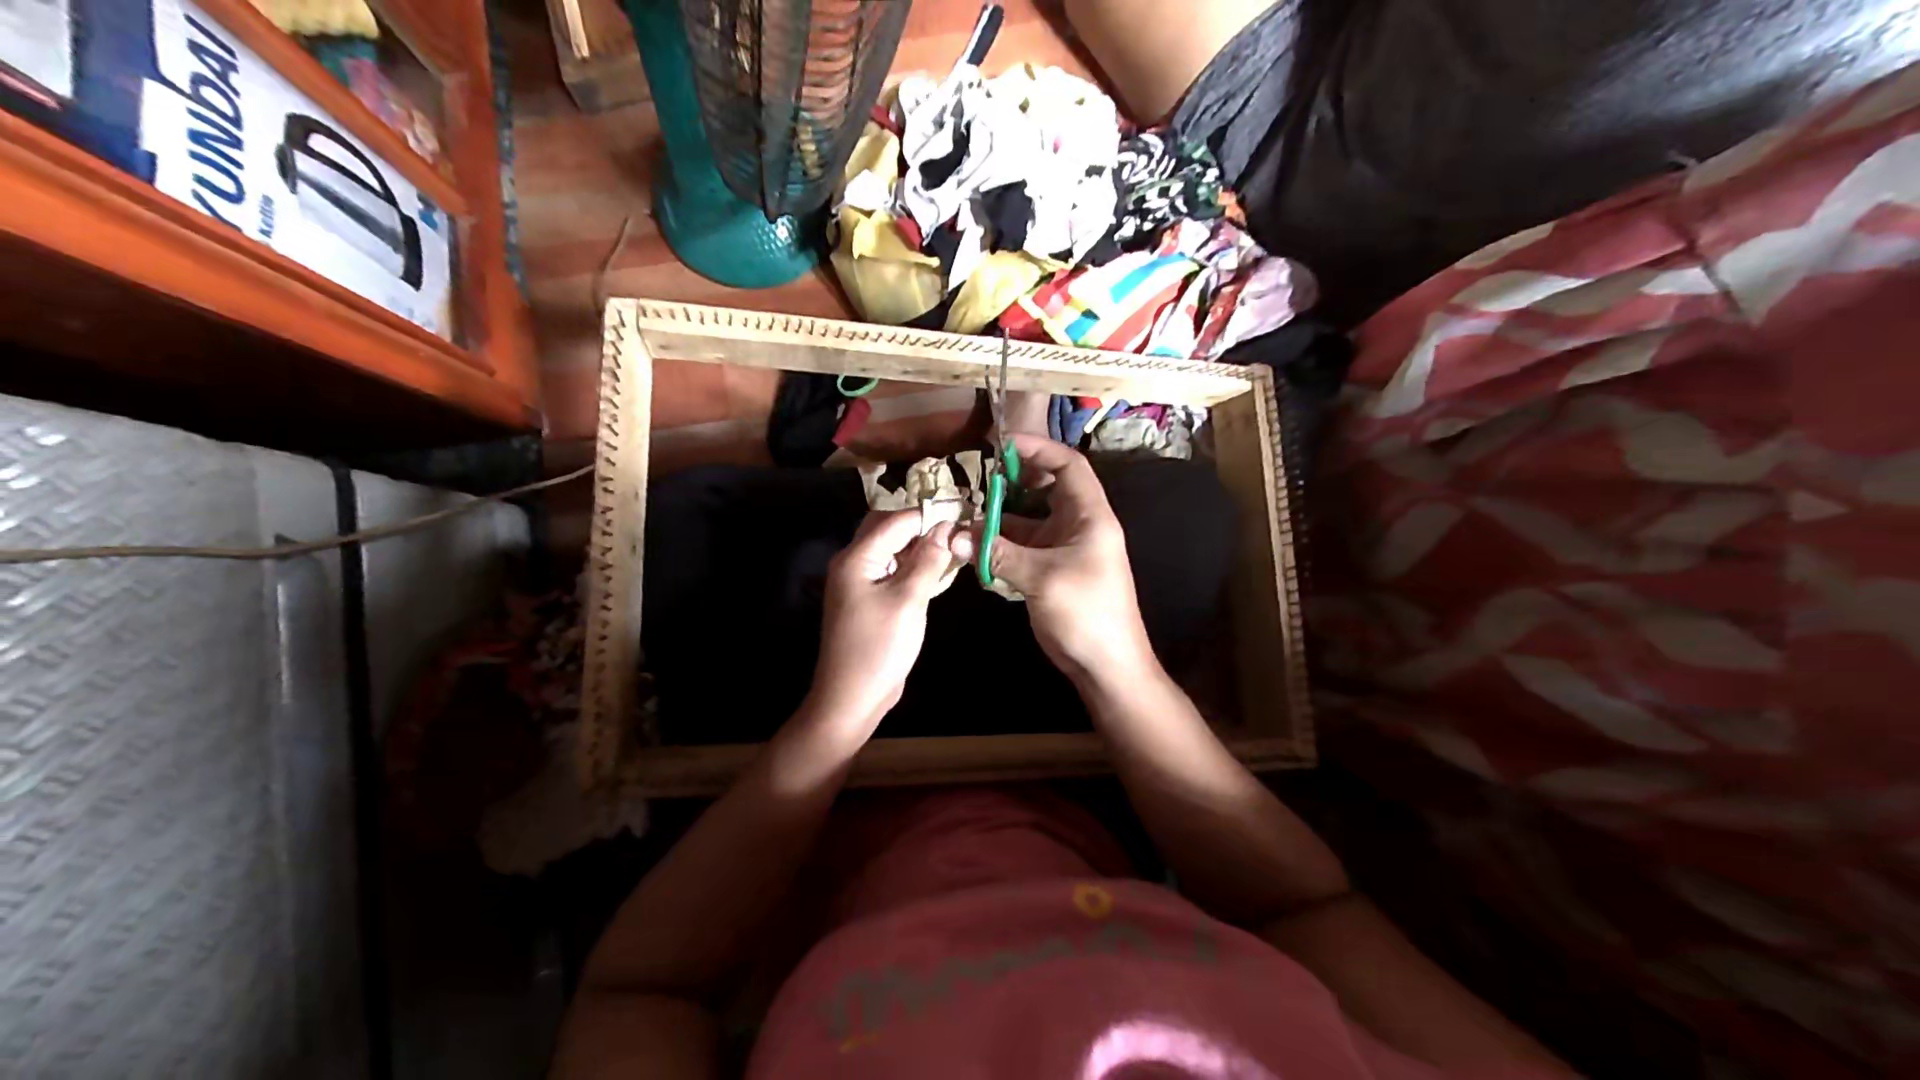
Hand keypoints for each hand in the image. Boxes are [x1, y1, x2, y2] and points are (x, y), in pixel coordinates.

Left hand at [808, 510, 961, 732]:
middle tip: (956, 528)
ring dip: (918, 546)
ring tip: (953, 546)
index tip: (963, 512)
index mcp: (857, 558)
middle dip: (921, 525)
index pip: (895, 520)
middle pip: (887, 529)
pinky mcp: (869, 601)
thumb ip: (928, 561)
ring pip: (891, 550)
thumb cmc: (879, 647)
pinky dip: (913, 566)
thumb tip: (946, 528)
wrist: (852, 697)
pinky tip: (938, 571)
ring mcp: (859, 583)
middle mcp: (853, 564)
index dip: (928, 514)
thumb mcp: (909, 600)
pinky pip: (892, 571)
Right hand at [949, 434, 1154, 684]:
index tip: (1001, 446)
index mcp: (1090, 516)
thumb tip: (955, 535)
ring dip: (1000, 519)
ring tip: (967, 518)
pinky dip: (1000, 546)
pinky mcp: (1050, 571)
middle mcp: (1078, 526)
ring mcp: (1064, 549)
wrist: (1107, 666)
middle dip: (1013, 482)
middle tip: (981, 481)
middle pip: (1047, 488)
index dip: (1037, 449)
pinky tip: (974, 549)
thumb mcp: (1041, 578)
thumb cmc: (1086, 615)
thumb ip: (998, 552)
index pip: (1068, 465)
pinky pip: (1022, 547)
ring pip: (1029, 520)